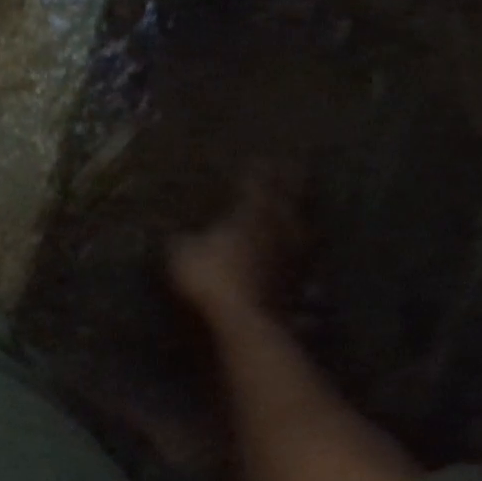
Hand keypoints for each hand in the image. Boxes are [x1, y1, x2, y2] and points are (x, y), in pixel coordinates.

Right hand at [168, 179, 302, 321]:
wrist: (247, 321)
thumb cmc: (211, 280)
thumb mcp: (183, 255)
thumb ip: (181, 241)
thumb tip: (176, 234)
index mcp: (249, 215)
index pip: (256, 185)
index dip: (258, 171)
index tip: (261, 159)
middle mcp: (276, 229)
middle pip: (288, 200)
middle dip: (292, 183)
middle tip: (297, 168)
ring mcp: (291, 257)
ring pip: (302, 228)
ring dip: (304, 215)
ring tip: (304, 208)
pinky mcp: (298, 284)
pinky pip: (304, 260)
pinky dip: (304, 253)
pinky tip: (305, 255)